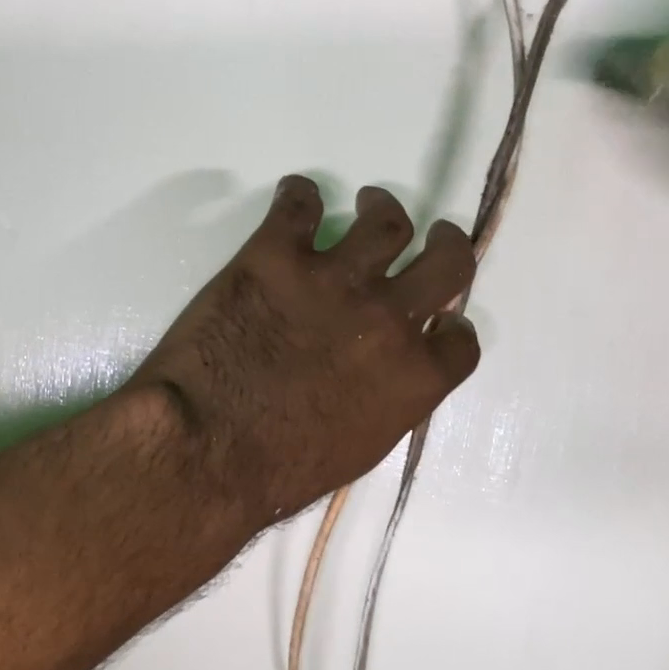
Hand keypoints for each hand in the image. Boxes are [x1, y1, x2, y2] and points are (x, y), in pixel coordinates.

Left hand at [127, 175, 479, 523]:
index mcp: (415, 378)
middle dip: (447, 244)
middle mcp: (389, 319)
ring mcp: (335, 280)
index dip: (452, 328)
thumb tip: (381, 379)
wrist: (207, 449)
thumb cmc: (277, 473)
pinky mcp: (275, 255)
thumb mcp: (354, 451)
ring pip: (385, 220)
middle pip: (447, 261)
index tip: (440, 323)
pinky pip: (300, 203)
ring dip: (382, 208)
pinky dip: (300, 196)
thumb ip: (383, 404)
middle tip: (435, 236)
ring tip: (369, 202)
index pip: (462, 340)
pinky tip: (297, 200)